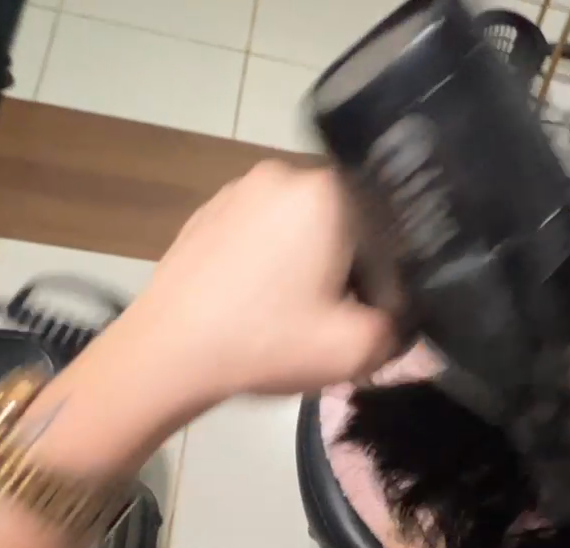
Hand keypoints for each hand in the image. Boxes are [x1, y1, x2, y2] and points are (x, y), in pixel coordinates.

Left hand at [117, 161, 394, 400]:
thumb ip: (398, 330)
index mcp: (330, 193)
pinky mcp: (209, 213)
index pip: (388, 233)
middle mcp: (286, 174)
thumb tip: (398, 319)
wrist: (170, 352)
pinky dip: (272, 267)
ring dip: (310, 270)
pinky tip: (259, 307)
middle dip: (348, 273)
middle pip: (346, 228)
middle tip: (332, 322)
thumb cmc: (268, 343)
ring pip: (303, 231)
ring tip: (292, 318)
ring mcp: (240, 189)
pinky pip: (263, 235)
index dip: (388, 283)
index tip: (369, 320)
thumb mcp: (356, 349)